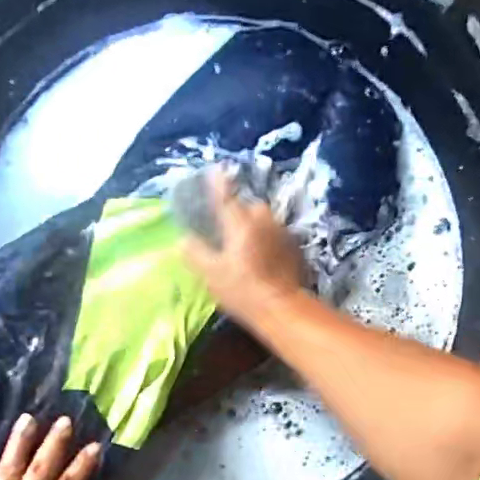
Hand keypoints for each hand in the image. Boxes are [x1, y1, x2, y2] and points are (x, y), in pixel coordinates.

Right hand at [181, 166, 307, 322]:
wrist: (283, 308)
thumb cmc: (243, 290)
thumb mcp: (211, 274)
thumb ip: (195, 252)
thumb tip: (183, 239)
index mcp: (240, 222)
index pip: (226, 196)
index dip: (218, 183)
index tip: (214, 171)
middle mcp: (263, 220)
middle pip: (249, 207)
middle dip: (239, 213)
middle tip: (229, 231)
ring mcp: (283, 232)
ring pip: (265, 220)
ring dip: (256, 227)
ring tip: (247, 245)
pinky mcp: (295, 247)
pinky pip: (277, 235)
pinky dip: (269, 240)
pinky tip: (265, 257)